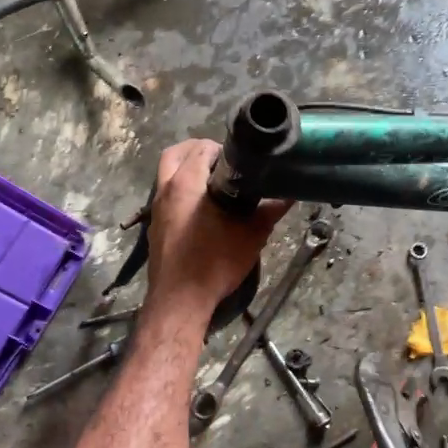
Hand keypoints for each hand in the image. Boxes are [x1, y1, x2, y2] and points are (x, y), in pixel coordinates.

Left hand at [143, 139, 289, 325]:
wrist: (180, 300)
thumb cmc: (215, 262)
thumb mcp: (252, 235)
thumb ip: (272, 209)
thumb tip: (291, 193)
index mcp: (186, 183)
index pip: (201, 147)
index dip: (223, 148)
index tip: (242, 160)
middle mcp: (166, 189)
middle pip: (176, 153)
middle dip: (199, 151)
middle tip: (225, 163)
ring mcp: (156, 208)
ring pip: (168, 173)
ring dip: (189, 170)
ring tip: (218, 184)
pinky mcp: (156, 225)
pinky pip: (167, 194)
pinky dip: (182, 189)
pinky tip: (206, 209)